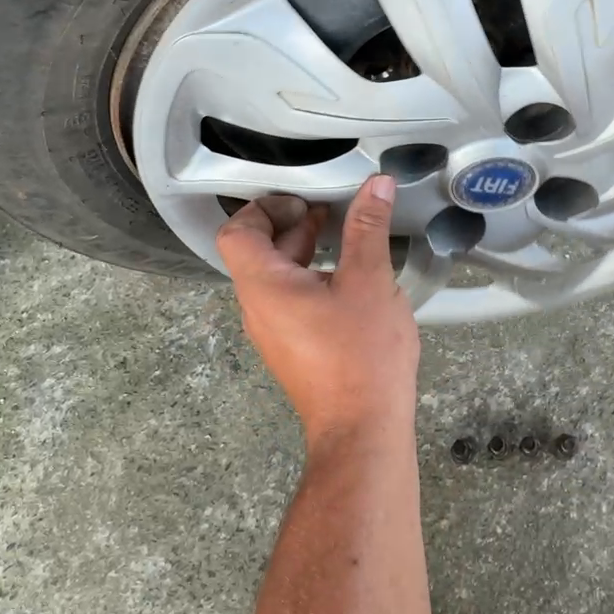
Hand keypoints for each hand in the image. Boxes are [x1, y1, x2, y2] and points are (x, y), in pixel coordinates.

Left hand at [215, 176, 419, 445]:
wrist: (363, 429)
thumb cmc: (361, 354)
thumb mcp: (369, 279)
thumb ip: (368, 227)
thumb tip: (376, 185)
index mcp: (264, 287)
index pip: (237, 232)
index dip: (266, 207)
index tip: (304, 201)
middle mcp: (258, 309)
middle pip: (256, 252)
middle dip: (291, 223)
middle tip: (330, 211)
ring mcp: (274, 333)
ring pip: (276, 277)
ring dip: (303, 250)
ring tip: (345, 237)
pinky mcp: (294, 349)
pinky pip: (290, 301)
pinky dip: (311, 277)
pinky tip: (349, 279)